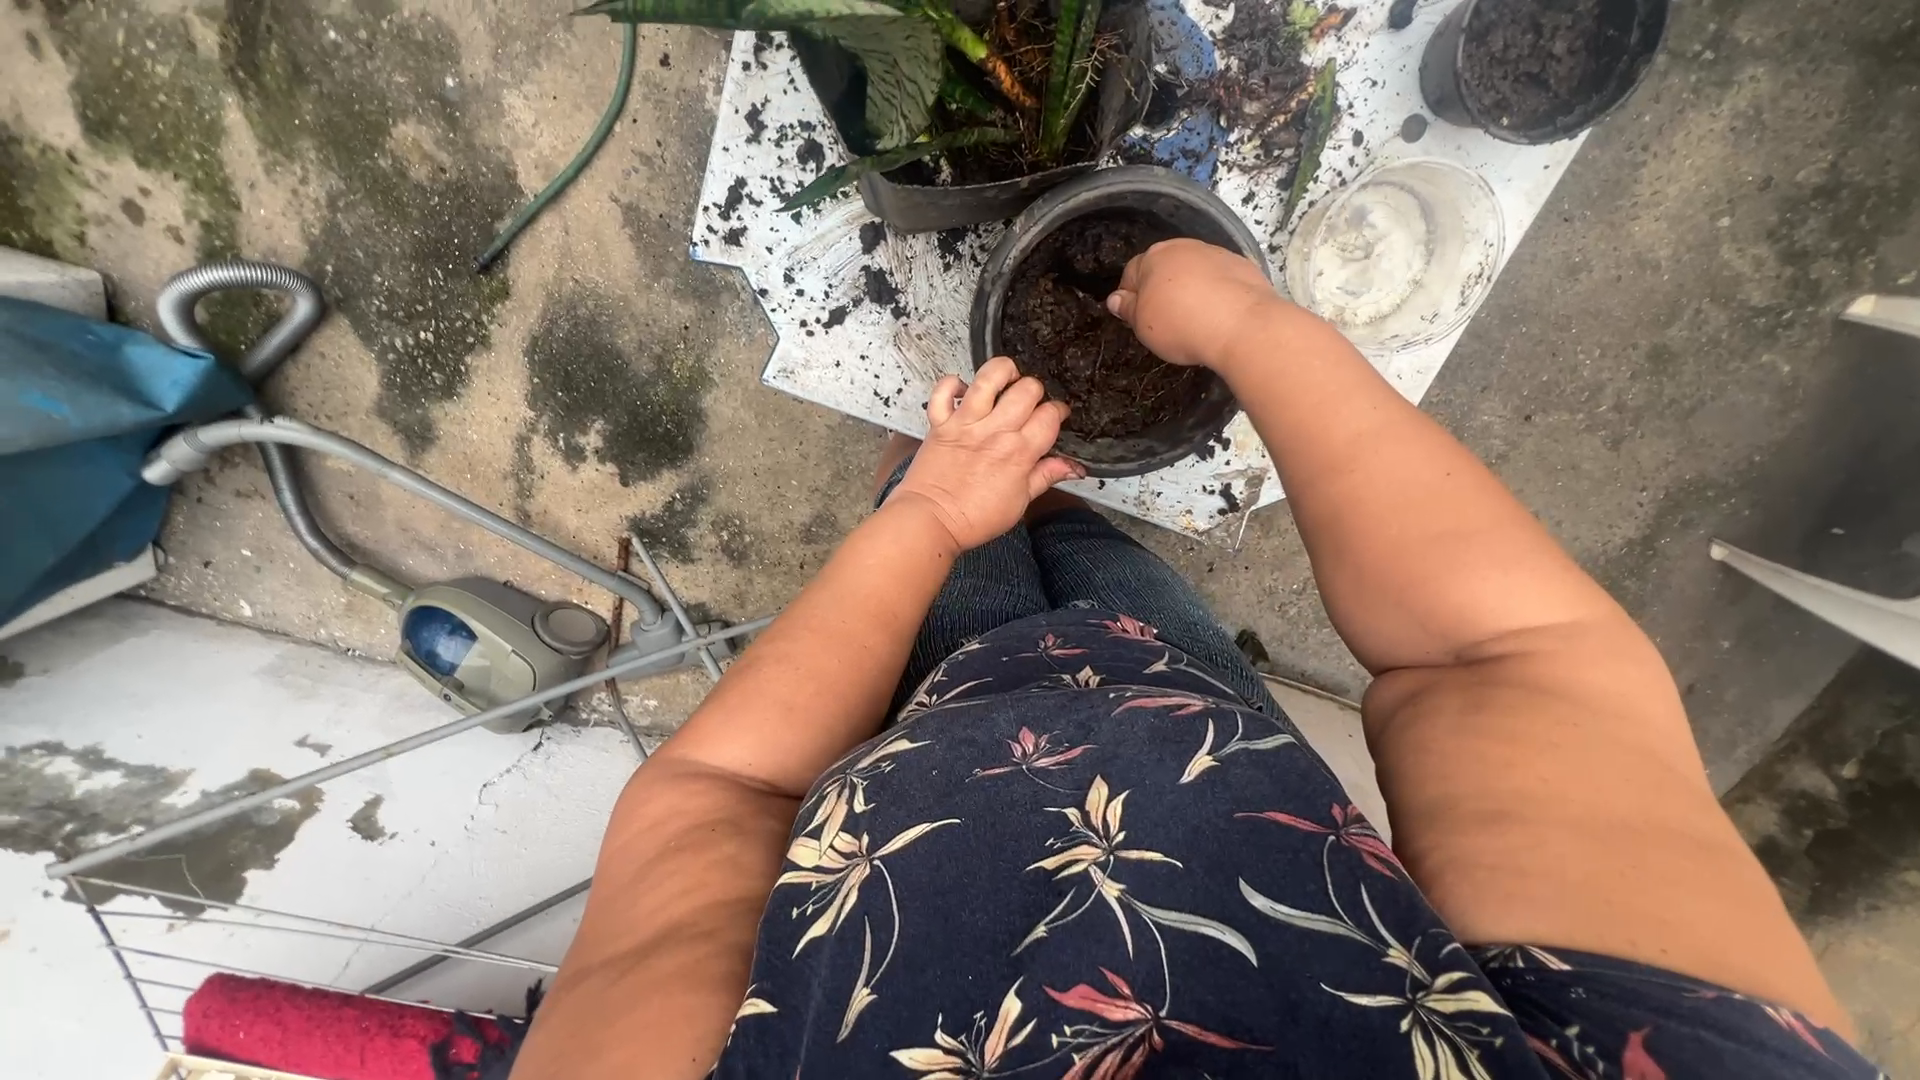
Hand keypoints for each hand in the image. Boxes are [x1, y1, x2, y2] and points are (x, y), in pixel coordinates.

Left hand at [887, 356, 1084, 551]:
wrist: (931, 521)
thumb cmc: (972, 518)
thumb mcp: (1020, 502)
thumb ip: (1046, 477)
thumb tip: (1073, 468)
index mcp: (1019, 453)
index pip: (1050, 417)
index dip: (1058, 412)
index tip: (1056, 416)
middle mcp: (994, 432)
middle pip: (1027, 389)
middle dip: (1035, 391)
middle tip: (1030, 403)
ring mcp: (966, 424)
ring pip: (990, 377)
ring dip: (1003, 372)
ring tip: (1006, 380)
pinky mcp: (940, 422)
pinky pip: (944, 389)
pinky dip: (953, 383)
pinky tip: (964, 391)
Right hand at [1105, 238, 1289, 369]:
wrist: (1241, 325)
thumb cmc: (1181, 325)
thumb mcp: (1143, 325)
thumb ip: (1127, 308)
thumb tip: (1115, 299)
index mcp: (1154, 257)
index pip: (1131, 273)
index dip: (1131, 297)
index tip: (1136, 318)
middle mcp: (1184, 247)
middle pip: (1164, 268)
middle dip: (1161, 290)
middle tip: (1164, 321)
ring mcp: (1216, 253)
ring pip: (1193, 271)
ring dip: (1189, 290)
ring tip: (1194, 319)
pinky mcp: (1242, 265)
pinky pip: (1220, 279)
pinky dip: (1215, 292)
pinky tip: (1217, 315)